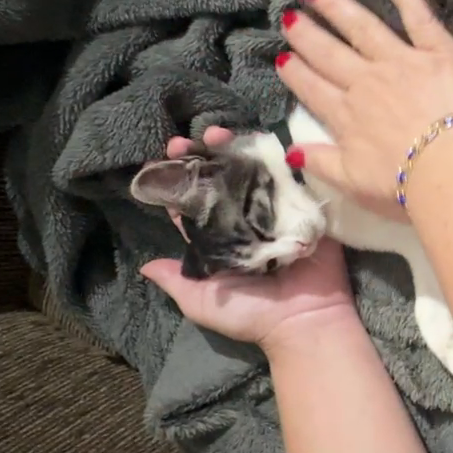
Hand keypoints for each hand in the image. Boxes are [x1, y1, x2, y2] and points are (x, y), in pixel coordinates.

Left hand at [138, 127, 360, 350]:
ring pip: (255, 174)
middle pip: (223, 181)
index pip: (194, 204)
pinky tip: (263, 141)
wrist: (306, 320)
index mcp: (220, 240)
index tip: (165, 159)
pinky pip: (294, 180)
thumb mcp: (202, 302)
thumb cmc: (253, 315)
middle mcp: (247, 222)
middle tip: (187, 141)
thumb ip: (176, 281)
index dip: (179, 181)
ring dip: (237, 151)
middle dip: (204, 158)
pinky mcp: (308, 209)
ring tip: (218, 132)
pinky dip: (281, 159)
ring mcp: (279, 213)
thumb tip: (144, 265)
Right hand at [276, 0, 452, 220]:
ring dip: (338, 7)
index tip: (282, 59)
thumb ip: (322, 163)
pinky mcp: (438, 51)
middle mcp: (367, 83)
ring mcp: (401, 62)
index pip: (314, 90)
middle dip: (308, 35)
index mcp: (347, 117)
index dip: (296, 74)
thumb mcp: (355, 183)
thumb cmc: (408, 185)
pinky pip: (418, 16)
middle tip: (290, 16)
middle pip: (330, 54)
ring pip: (363, 28)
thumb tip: (291, 151)